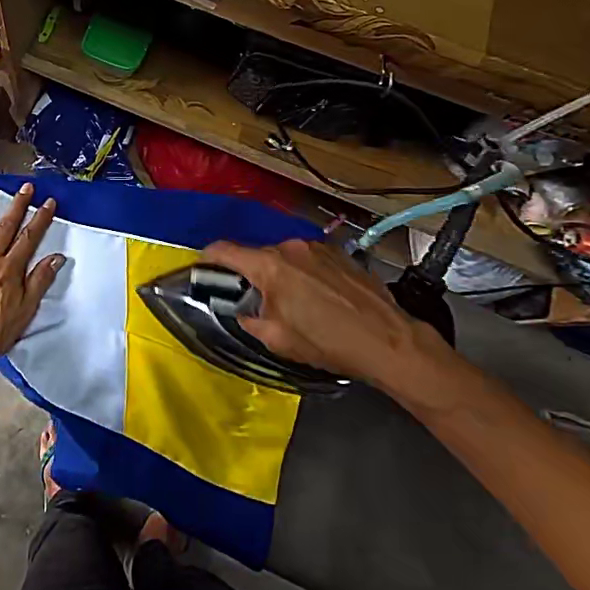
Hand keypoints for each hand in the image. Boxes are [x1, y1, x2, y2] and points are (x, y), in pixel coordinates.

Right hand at [202, 239, 451, 394]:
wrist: (385, 338)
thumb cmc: (328, 342)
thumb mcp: (278, 339)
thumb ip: (251, 319)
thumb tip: (246, 311)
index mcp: (271, 266)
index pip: (226, 250)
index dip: (210, 258)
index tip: (204, 266)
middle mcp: (293, 247)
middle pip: (260, 256)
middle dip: (254, 277)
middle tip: (259, 304)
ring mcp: (320, 247)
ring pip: (288, 258)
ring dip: (284, 276)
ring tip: (298, 307)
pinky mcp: (341, 253)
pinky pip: (311, 260)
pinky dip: (307, 275)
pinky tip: (321, 300)